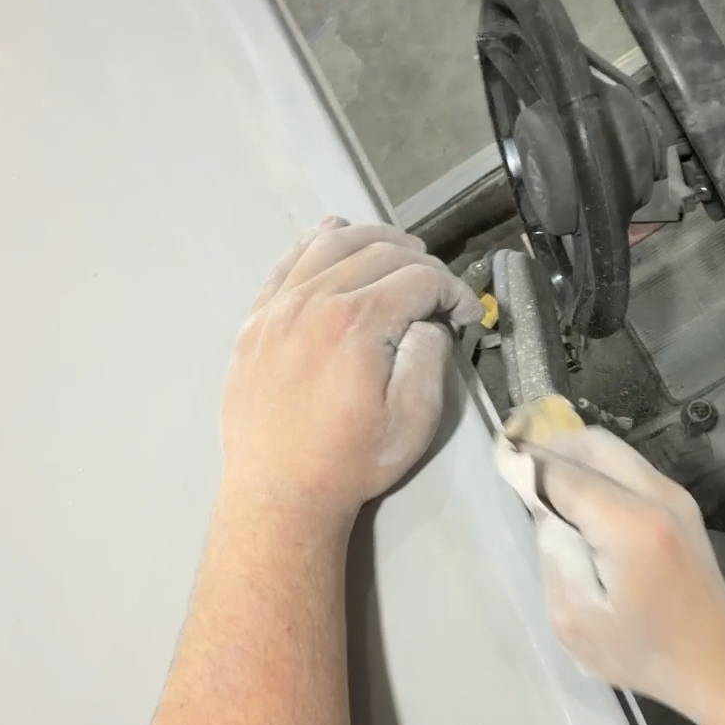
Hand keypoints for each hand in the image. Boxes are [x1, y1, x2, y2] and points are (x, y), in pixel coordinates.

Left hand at [222, 219, 482, 520]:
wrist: (279, 491)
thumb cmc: (351, 461)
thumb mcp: (413, 420)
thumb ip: (429, 357)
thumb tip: (427, 321)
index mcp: (358, 324)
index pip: (419, 279)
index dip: (454, 290)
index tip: (468, 313)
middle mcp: (315, 301)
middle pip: (380, 252)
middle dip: (423, 263)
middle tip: (441, 290)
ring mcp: (279, 307)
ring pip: (331, 244)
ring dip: (374, 238)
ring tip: (400, 251)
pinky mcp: (256, 320)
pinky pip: (287, 261)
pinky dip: (316, 240)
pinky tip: (334, 234)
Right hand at [526, 428, 724, 713]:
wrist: (717, 658)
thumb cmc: (644, 651)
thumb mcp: (576, 621)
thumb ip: (555, 556)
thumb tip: (547, 512)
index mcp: (631, 526)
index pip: (565, 475)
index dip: (527, 467)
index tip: (499, 464)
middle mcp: (657, 496)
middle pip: (592, 444)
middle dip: (551, 450)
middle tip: (520, 472)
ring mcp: (674, 495)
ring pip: (612, 450)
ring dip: (575, 459)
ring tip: (545, 487)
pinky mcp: (680, 502)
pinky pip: (628, 467)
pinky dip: (597, 471)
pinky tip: (579, 502)